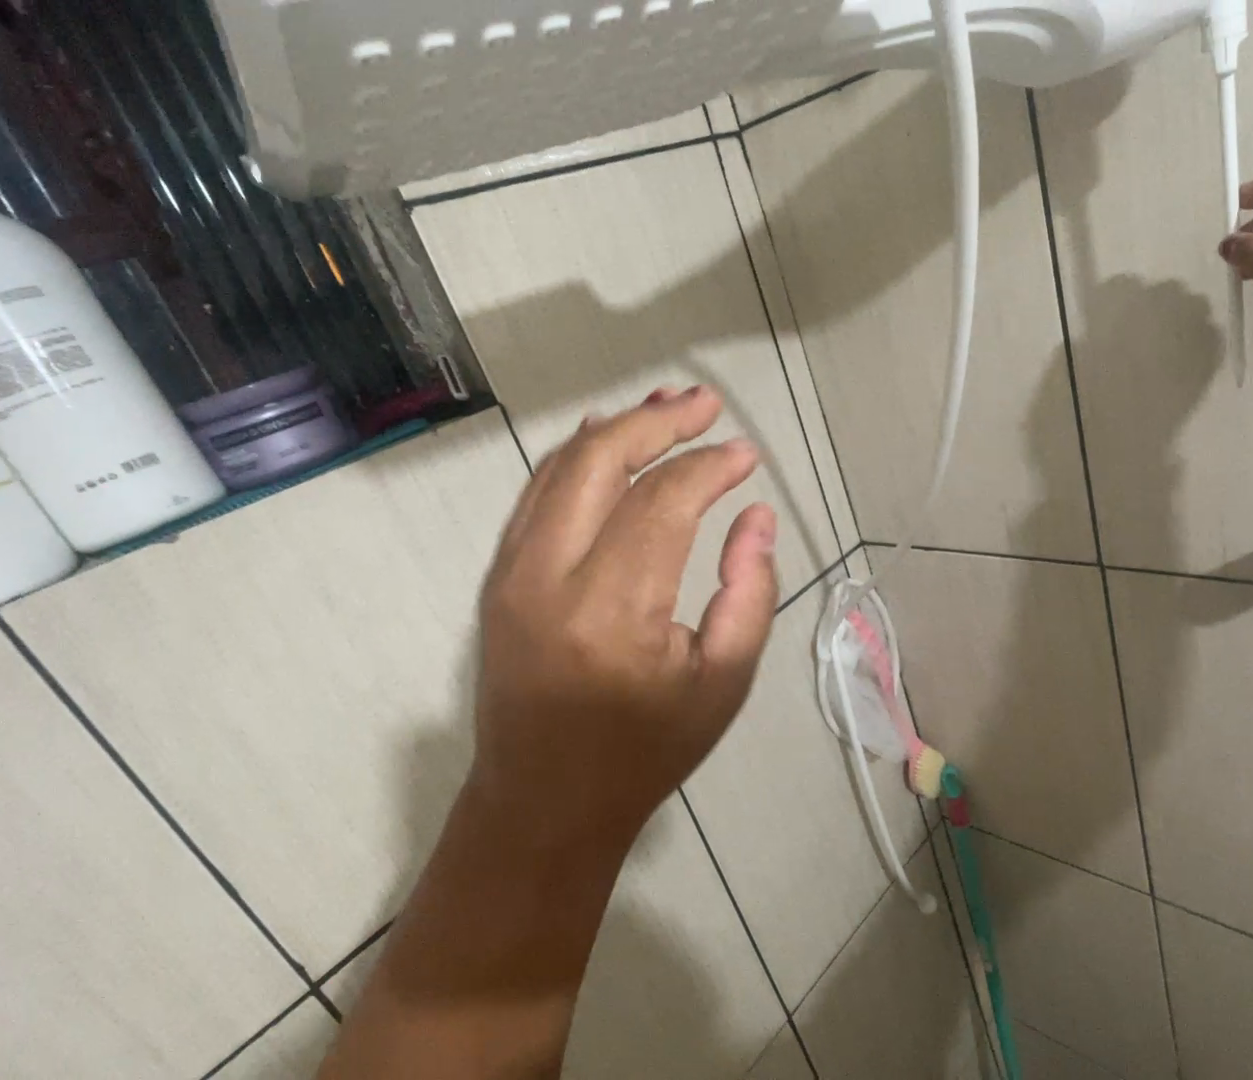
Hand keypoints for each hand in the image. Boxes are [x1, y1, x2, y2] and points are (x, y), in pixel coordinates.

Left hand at [473, 385, 778, 845]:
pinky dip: (575, 459)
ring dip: (614, 429)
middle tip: (705, 403)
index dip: (709, 467)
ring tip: (665, 406)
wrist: (544, 803)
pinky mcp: (496, 580)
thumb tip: (756, 515)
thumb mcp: (723, 684)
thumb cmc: (645, 752)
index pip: (662, 504)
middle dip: (657, 421)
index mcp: (612, 614)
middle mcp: (547, 581)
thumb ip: (749, 593)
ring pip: (557, 469)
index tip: (746, 456)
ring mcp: (509, 576)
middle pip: (597, 463)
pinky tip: (607, 441)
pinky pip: (535, 497)